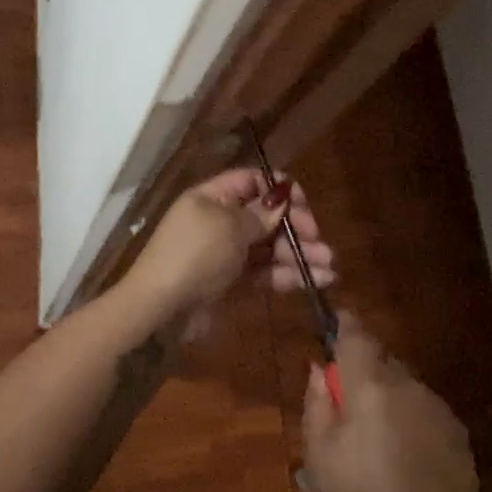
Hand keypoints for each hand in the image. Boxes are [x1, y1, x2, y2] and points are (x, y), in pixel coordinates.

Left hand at [121, 168, 334, 318]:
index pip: (251, 181)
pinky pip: (264, 273)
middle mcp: (219, 222)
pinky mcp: (231, 283)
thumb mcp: (228, 227)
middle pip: (265, 216)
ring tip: (329, 267)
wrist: (162, 309)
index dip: (280, 190)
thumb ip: (259, 214)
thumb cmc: (194, 255)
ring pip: (269, 247)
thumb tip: (281, 199)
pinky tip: (315, 280)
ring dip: (299, 254)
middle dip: (296, 227)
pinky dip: (287, 275)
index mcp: (211, 198)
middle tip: (320, 242)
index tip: (305, 205)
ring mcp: (225, 254)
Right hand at [302, 314, 491, 491]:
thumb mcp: (318, 457)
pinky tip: (400, 462)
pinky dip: (407, 422)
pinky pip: (423, 412)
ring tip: (369, 444)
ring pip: (403, 387)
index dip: (342, 325)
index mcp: (371, 385)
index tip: (329, 327)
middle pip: (381, 360)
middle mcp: (410, 386)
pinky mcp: (458, 437)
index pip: (356, 333)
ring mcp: (439, 410)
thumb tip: (318, 368)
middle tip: (341, 409)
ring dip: (385, 400)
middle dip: (360, 373)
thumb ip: (317, 403)